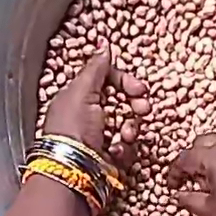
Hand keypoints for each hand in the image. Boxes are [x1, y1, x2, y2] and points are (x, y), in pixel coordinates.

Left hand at [40, 46, 145, 165]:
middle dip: (135, 105)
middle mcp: (90, 116)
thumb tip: (104, 45)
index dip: (125, 82)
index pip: (108, 81)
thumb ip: (96, 69)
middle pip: (122, 102)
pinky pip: (128, 147)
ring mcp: (101, 137)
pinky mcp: (110, 157)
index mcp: (79, 96)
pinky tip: (116, 152)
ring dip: (131, 128)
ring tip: (125, 135)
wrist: (73, 170)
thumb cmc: (73, 129)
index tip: (138, 88)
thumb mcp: (82, 92)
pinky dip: (125, 149)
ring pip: (129, 125)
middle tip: (142, 109)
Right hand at [164, 134, 215, 215]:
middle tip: (190, 178)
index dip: (175, 172)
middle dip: (193, 158)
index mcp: (213, 157)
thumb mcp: (210, 209)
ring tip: (211, 180)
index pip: (185, 158)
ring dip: (211, 157)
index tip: (172, 185)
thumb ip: (189, 199)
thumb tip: (178, 196)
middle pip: (202, 143)